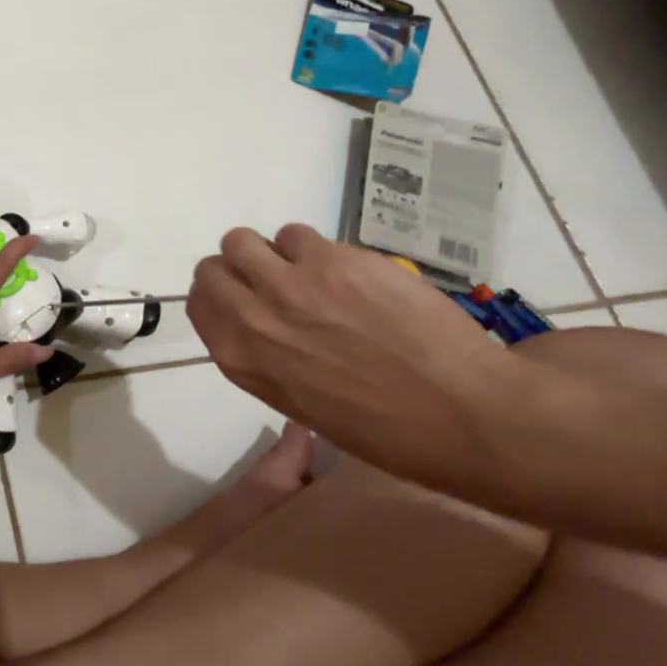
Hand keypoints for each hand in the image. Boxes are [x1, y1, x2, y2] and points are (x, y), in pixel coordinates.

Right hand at [187, 224, 514, 484]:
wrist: (466, 416)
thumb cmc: (386, 431)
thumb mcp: (300, 403)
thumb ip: (267, 358)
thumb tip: (266, 327)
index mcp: (240, 359)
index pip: (200, 303)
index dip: (221, 295)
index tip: (246, 297)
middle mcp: (251, 317)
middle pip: (214, 266)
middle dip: (240, 269)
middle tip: (278, 281)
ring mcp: (288, 284)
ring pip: (244, 240)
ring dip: (271, 252)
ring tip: (310, 271)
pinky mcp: (330, 260)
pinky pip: (298, 234)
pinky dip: (314, 248)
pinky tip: (349, 272)